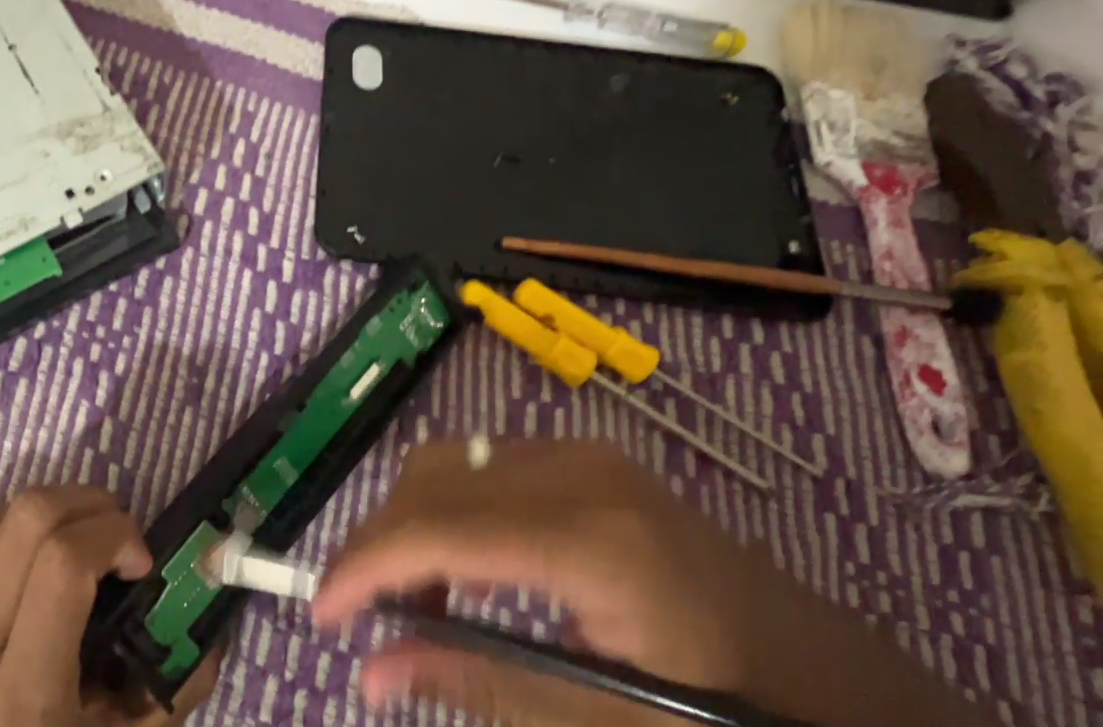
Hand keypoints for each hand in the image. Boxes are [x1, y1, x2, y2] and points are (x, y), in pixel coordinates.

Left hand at [0, 486, 218, 726]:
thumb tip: (210, 625)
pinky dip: (10, 524)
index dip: (113, 536)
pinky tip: (35, 546)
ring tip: (81, 539)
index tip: (141, 560)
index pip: (62, 563)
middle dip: (91, 504)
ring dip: (53, 510)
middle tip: (119, 534)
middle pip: (28, 520)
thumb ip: (170, 690)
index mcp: (22, 691)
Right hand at [313, 440, 993, 726]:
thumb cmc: (719, 709)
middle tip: (357, 615)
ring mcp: (585, 456)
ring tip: (409, 601)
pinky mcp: (588, 461)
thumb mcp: (598, 719)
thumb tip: (368, 671)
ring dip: (411, 524)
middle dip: (378, 543)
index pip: (436, 529)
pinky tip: (460, 572)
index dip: (365, 565)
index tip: (321, 612)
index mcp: (589, 537)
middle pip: (432, 481)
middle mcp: (578, 471)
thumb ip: (474, 683)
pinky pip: (486, 467)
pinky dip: (449, 511)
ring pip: (452, 464)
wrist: (834, 680)